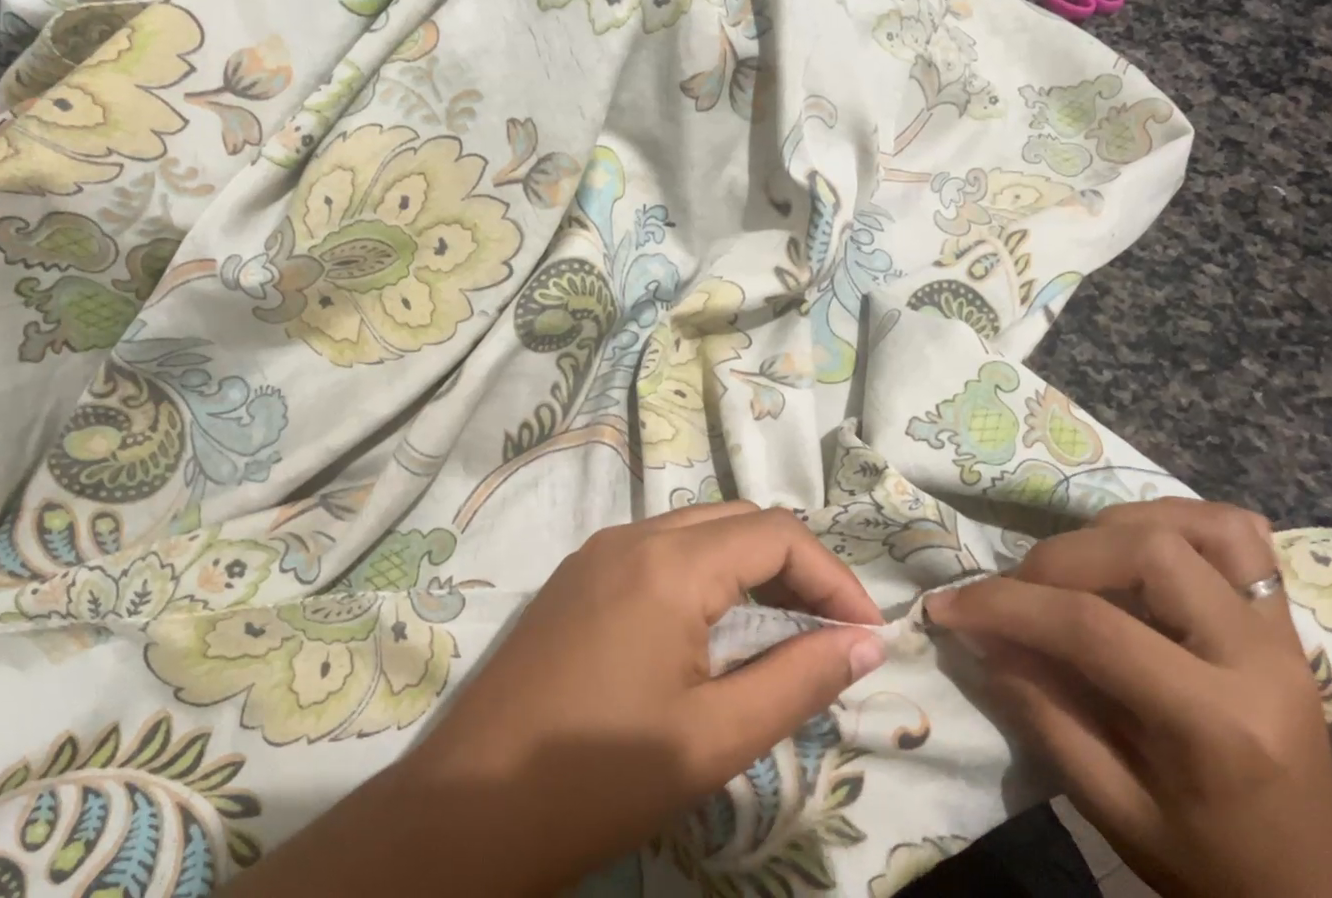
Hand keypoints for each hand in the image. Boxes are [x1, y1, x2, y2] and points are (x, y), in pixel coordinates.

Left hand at [228, 503, 885, 896]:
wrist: (466, 810)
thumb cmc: (597, 778)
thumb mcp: (716, 738)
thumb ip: (801, 680)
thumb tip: (866, 642)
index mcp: (668, 564)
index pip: (777, 535)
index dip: (833, 578)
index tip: (866, 635)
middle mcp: (628, 538)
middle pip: (736, 521)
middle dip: (795, 567)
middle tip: (830, 630)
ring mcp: (591, 556)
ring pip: (694, 532)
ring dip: (748, 568)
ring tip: (782, 629)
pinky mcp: (570, 583)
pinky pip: (654, 553)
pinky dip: (702, 575)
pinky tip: (710, 628)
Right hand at [927, 499, 1331, 897]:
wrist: (1302, 887)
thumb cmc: (1199, 859)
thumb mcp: (1105, 804)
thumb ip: (1039, 711)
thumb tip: (980, 635)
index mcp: (1216, 722)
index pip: (1093, 627)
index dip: (1005, 605)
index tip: (947, 606)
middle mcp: (1261, 659)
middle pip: (1148, 551)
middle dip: (1055, 559)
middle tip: (1013, 593)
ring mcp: (1284, 633)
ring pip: (1199, 525)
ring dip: (1116, 528)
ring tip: (1070, 567)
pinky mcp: (1286, 624)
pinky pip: (1240, 536)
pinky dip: (1174, 522)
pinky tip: (1130, 547)